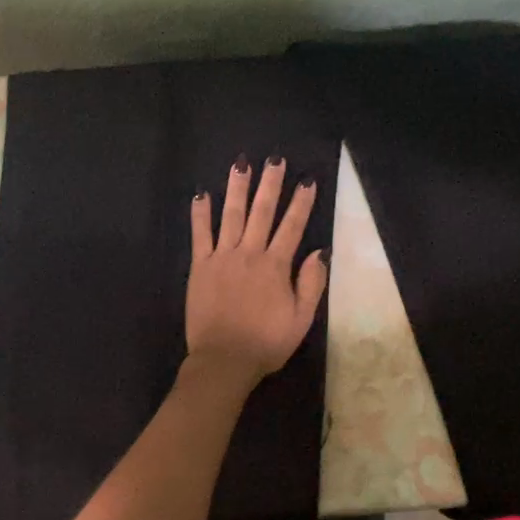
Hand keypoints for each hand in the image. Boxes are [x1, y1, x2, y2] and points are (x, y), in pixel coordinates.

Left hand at [186, 154, 328, 387]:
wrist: (224, 360)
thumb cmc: (266, 343)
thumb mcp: (301, 319)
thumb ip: (311, 284)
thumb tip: (319, 251)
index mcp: (276, 267)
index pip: (292, 227)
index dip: (301, 203)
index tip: (307, 180)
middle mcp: (249, 254)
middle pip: (262, 212)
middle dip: (270, 184)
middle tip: (275, 159)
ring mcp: (222, 258)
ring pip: (231, 216)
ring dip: (237, 188)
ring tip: (241, 164)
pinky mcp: (200, 267)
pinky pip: (200, 235)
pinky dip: (201, 214)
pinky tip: (201, 194)